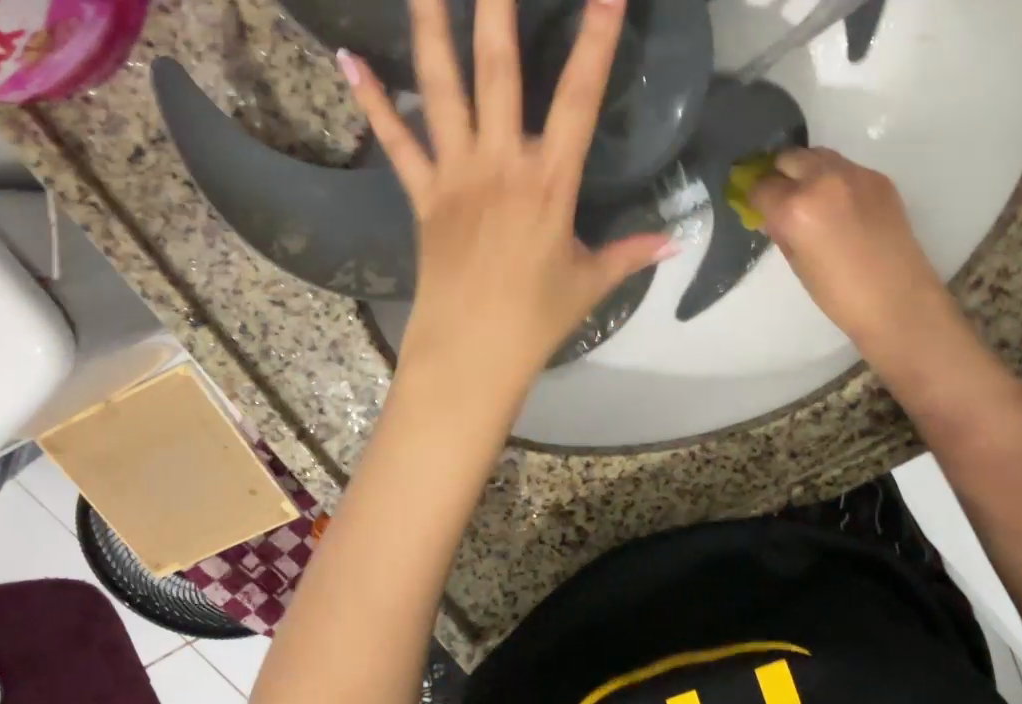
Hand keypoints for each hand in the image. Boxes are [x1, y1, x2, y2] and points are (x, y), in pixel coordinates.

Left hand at [341, 0, 672, 405]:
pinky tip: (348, 60)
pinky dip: (374, 103)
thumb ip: (630, 254)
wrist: (472, 351)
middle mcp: (500, 163)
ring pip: (441, 90)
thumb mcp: (590, 283)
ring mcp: (456, 175)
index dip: (596, 39)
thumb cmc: (536, 320)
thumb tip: (673, 241)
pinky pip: (397, 143)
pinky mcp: (423, 195)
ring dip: (431, 28)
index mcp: (550, 182)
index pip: (579, 98)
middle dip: (497, 7)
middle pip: (500, 71)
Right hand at [749, 148, 959, 353]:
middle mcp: (823, 180)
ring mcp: (854, 174)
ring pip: (818, 156)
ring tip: (812, 199)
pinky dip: (835, 180)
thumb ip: (782, 233)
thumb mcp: (798, 266)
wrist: (897, 300)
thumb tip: (772, 216)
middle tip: (783, 200)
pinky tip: (841, 208)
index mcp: (796, 209)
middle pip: (789, 159)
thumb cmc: (840, 296)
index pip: (762, 187)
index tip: (759, 209)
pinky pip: (845, 168)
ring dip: (808, 171)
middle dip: (781, 177)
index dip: (756, 199)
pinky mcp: (878, 177)